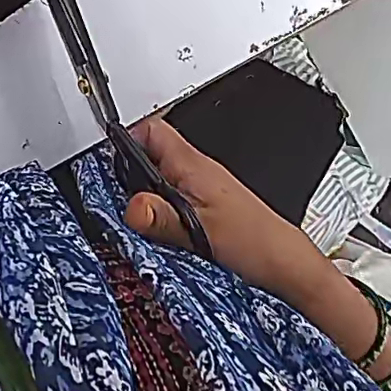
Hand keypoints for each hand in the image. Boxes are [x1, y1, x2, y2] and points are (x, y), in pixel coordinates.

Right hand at [122, 117, 337, 300]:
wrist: (284, 261)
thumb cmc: (253, 242)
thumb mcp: (198, 232)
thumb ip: (161, 219)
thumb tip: (130, 206)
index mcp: (192, 165)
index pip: (151, 129)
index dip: (125, 139)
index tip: (106, 161)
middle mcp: (197, 169)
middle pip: (151, 153)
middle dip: (130, 172)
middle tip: (119, 198)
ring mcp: (203, 185)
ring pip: (162, 175)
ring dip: (147, 193)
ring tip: (142, 218)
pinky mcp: (207, 202)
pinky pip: (175, 193)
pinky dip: (163, 208)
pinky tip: (164, 230)